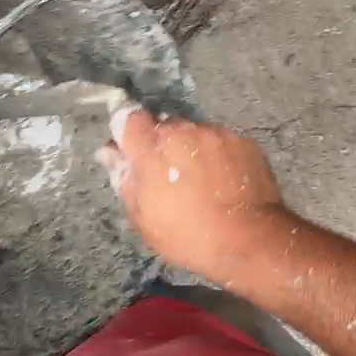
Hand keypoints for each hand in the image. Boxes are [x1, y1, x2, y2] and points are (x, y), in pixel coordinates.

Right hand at [95, 107, 291, 282]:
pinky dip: (217, 155)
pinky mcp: (243, 141)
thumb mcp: (143, 216)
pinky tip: (222, 180)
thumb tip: (107, 152)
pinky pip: (220, 141)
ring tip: (200, 180)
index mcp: (151, 147)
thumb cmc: (186, 234)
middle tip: (169, 175)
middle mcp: (182, 130)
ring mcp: (215, 133)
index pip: (128, 116)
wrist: (248, 240)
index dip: (128, 131)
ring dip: (191, 148)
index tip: (132, 150)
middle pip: (164, 125)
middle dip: (162, 144)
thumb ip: (123, 178)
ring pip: (194, 132)